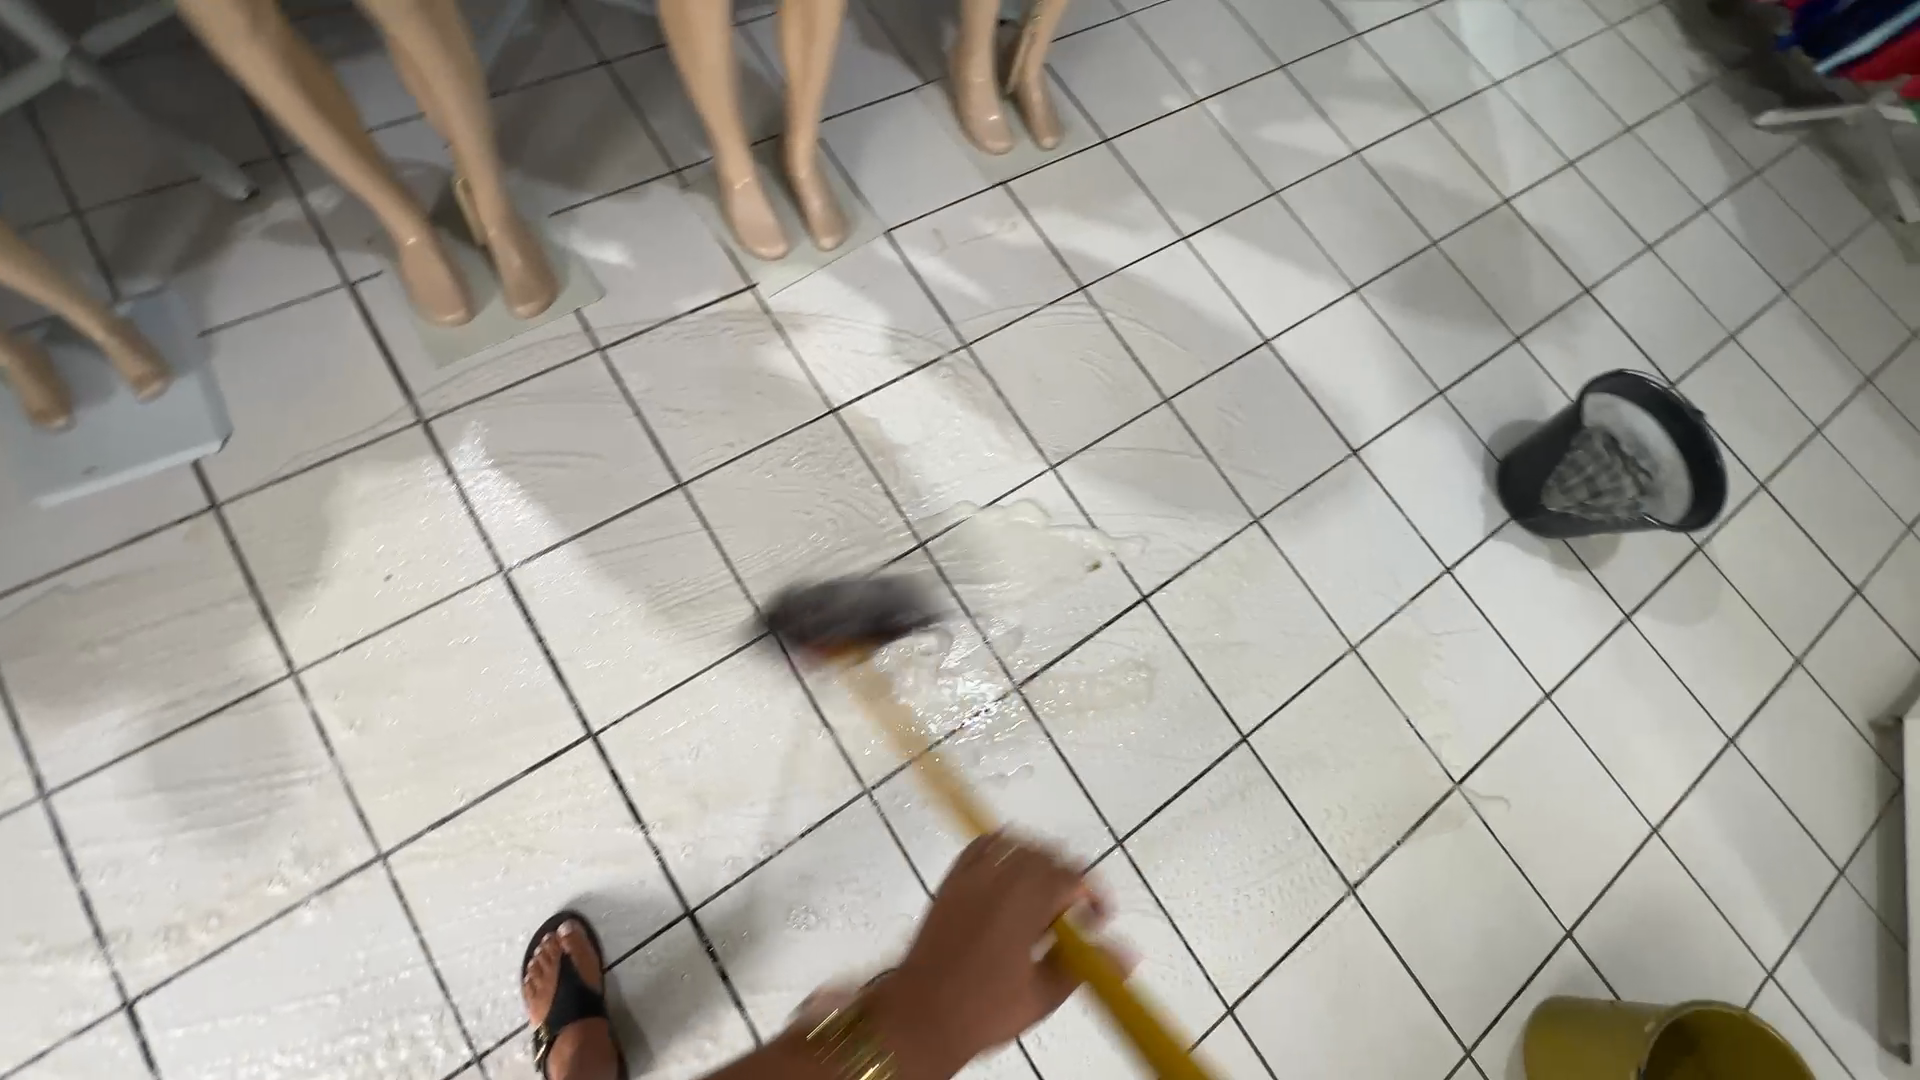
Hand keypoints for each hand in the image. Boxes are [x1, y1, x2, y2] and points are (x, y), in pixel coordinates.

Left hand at [865, 833, 1113, 1076]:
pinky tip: (1008, 871)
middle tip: (1072, 913)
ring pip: (1017, 843)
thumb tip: (1127, 953)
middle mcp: (1001, 876)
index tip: (1097, 919)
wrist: (924, 1012)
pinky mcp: (953, 877)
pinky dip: (1002, 848)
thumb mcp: (1044, 995)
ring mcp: (973, 873)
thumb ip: (1086, 966)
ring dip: (1037, 860)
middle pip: (1046, 855)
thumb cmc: (984, 1008)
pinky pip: (983, 845)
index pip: (1072, 878)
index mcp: (1026, 901)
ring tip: (1043, 893)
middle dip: (1067, 878)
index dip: (1092, 896)